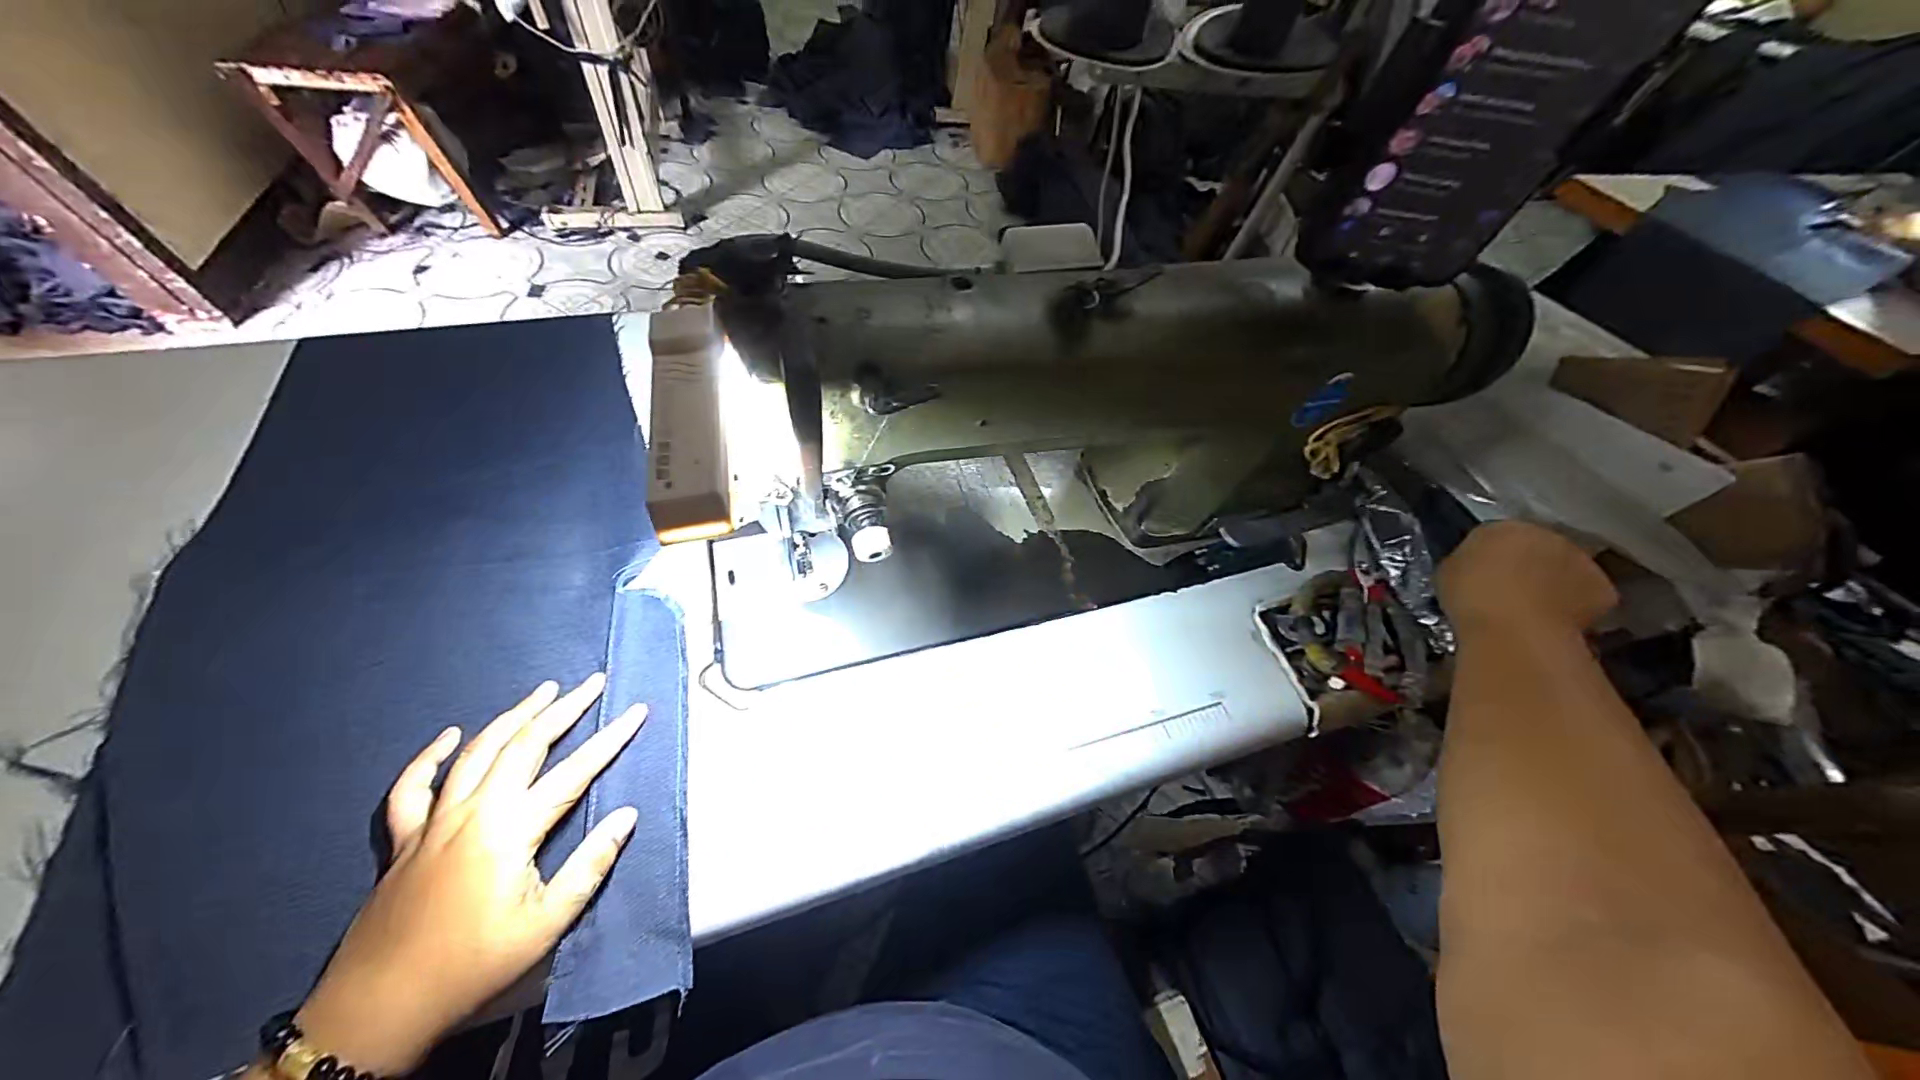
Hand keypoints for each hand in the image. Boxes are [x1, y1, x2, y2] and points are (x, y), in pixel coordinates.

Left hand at [291, 675, 645, 1074]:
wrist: (376, 1010)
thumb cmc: (472, 967)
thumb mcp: (545, 925)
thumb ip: (589, 866)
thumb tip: (627, 816)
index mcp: (510, 831)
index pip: (574, 772)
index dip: (610, 738)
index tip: (637, 711)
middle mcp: (472, 812)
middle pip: (523, 745)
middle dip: (563, 709)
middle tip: (592, 682)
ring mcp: (432, 822)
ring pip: (476, 752)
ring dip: (512, 717)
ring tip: (542, 692)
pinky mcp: (402, 841)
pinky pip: (412, 787)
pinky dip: (430, 756)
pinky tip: (448, 736)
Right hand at [1438, 521, 1617, 637]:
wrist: (1513, 628)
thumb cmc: (1470, 596)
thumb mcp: (1450, 573)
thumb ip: (1469, 564)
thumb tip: (1478, 569)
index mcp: (1503, 527)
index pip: (1500, 535)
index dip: (1494, 556)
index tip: (1486, 576)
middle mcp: (1546, 534)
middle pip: (1540, 548)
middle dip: (1531, 566)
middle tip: (1513, 592)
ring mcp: (1581, 560)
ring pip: (1567, 569)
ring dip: (1557, 583)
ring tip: (1537, 610)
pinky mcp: (1605, 589)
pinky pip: (1588, 596)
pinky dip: (1578, 607)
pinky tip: (1558, 623)